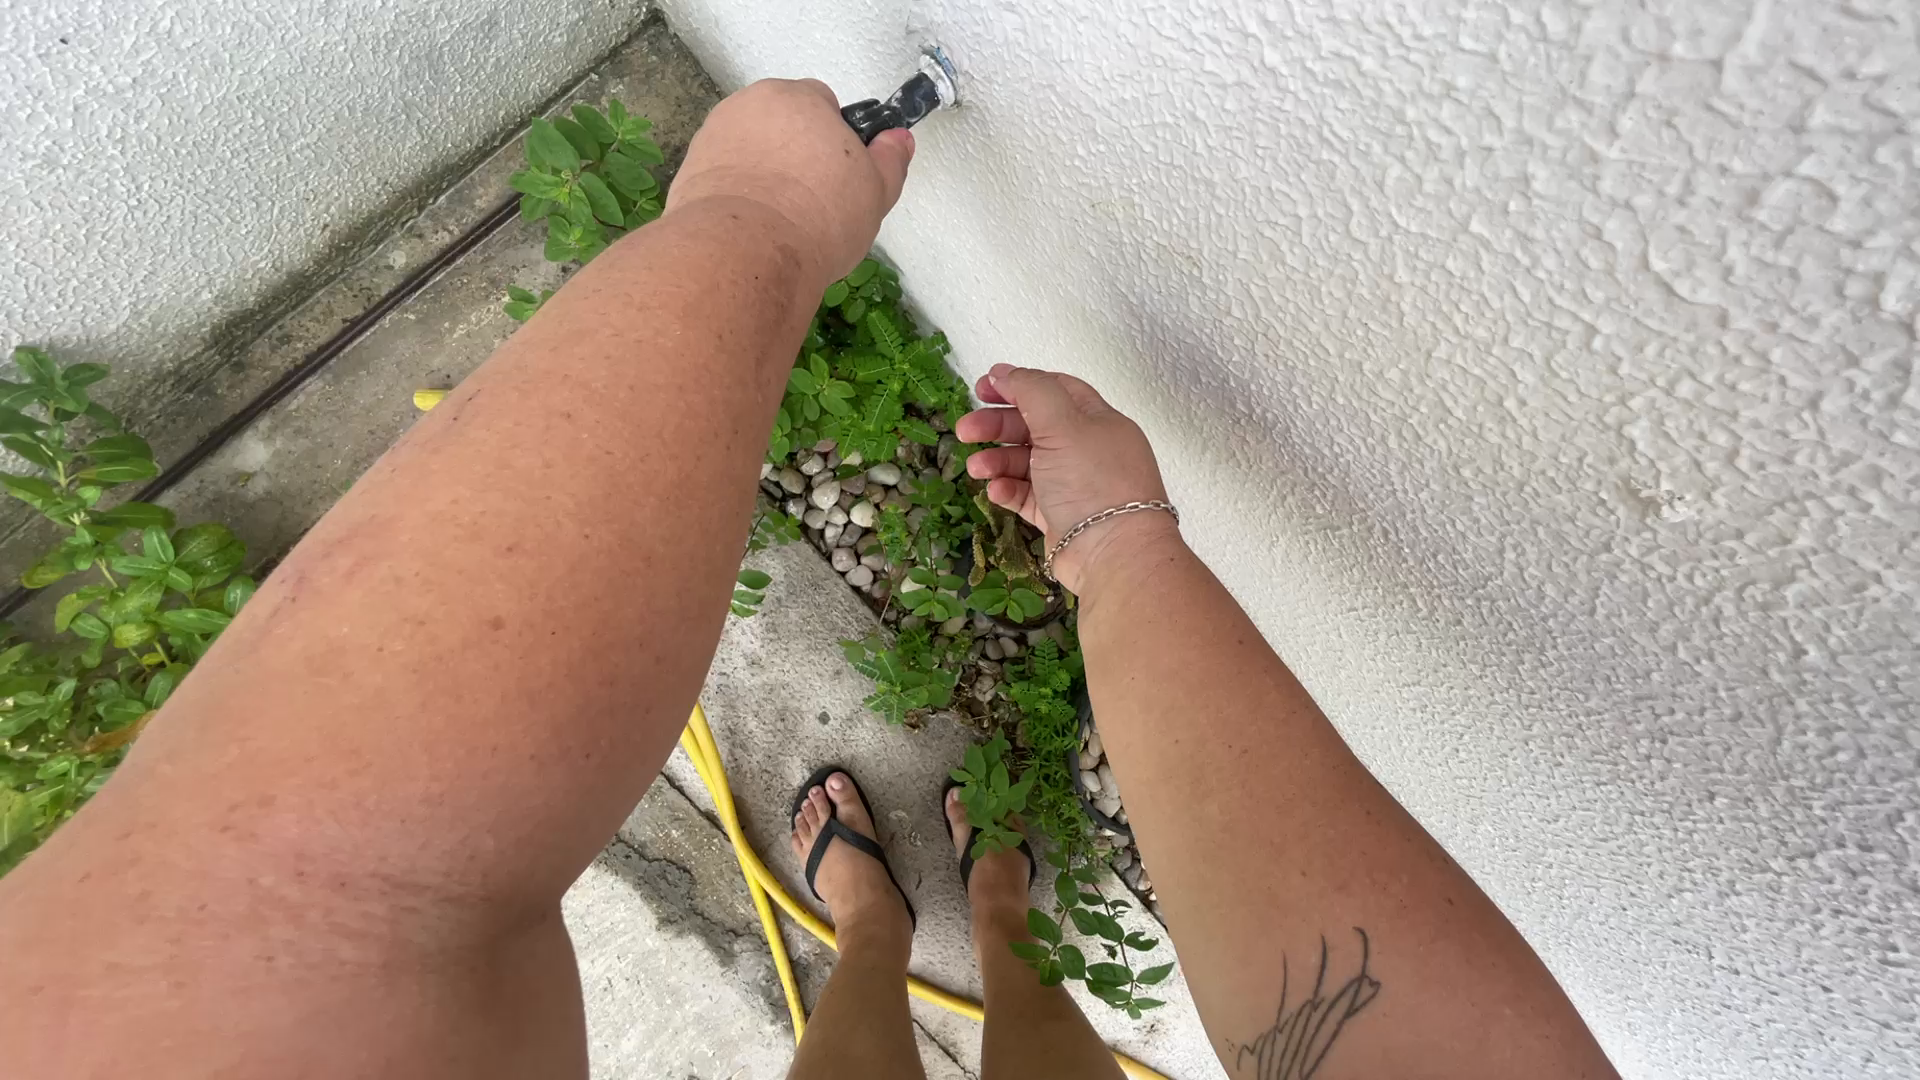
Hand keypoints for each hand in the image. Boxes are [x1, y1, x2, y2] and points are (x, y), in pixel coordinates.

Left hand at [665, 79, 913, 292]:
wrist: (748, 252)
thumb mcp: (875, 194)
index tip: (841, 179)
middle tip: (816, 203)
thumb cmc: (818, 219)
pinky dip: (738, 196)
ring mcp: (716, 135)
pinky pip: (724, 176)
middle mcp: (753, 105)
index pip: (824, 105)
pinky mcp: (692, 169)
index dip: (837, 142)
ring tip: (784, 223)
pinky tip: (755, 230)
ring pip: (751, 151)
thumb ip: (890, 161)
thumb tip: (898, 139)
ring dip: (766, 175)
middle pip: (783, 125)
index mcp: (802, 99)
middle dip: (798, 156)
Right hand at [955, 365, 1177, 594]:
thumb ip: (1032, 391)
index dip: (1018, 385)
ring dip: (998, 460)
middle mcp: (1086, 449)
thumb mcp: (1063, 424)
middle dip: (997, 425)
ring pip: (1027, 462)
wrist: (1113, 553)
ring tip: (976, 468)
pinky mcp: (1059, 516)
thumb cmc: (1092, 480)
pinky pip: (1027, 496)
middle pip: (1034, 426)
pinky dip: (1009, 490)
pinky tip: (995, 492)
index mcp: (1096, 420)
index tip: (983, 387)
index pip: (1055, 390)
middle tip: (964, 430)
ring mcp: (1072, 484)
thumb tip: (1004, 371)